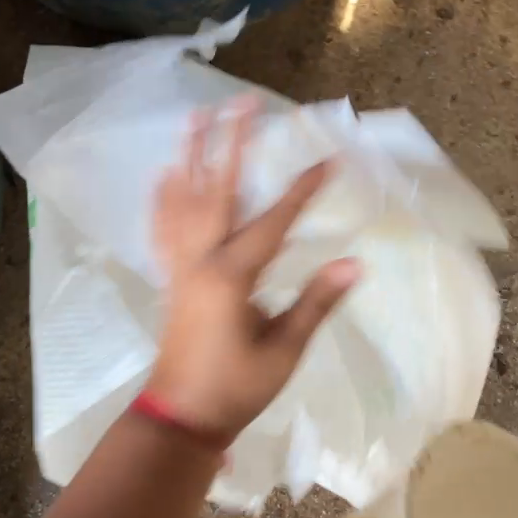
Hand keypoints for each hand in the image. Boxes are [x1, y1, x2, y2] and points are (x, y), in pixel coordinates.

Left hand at [146, 100, 360, 443]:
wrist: (181, 416)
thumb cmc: (237, 386)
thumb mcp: (285, 349)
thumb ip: (316, 302)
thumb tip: (355, 264)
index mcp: (231, 276)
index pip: (274, 221)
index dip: (304, 189)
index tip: (329, 160)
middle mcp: (200, 260)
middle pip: (216, 189)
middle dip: (231, 142)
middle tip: (243, 101)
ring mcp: (180, 266)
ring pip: (182, 199)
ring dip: (191, 155)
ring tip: (195, 116)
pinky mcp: (171, 277)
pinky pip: (162, 227)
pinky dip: (163, 197)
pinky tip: (164, 175)